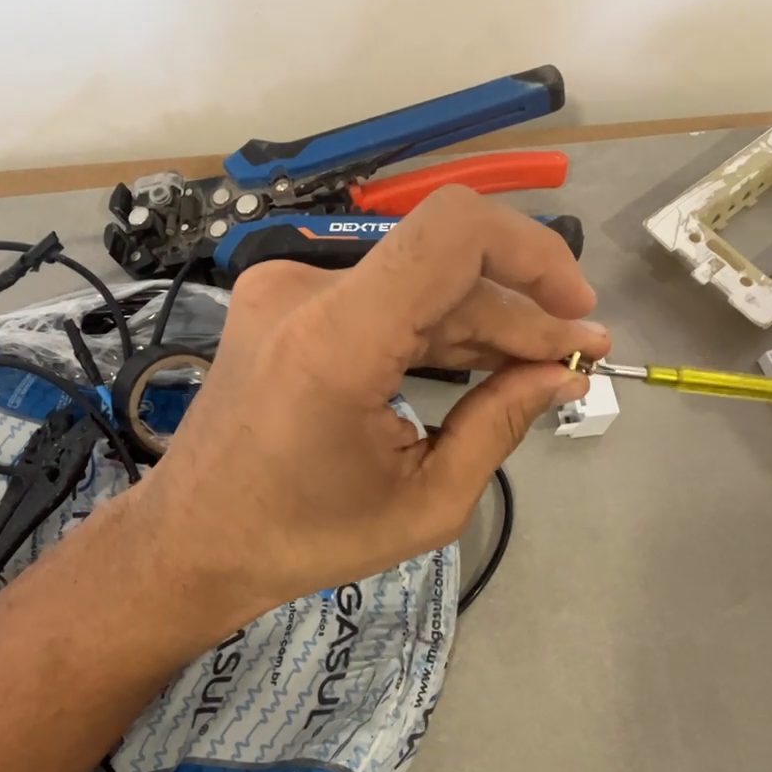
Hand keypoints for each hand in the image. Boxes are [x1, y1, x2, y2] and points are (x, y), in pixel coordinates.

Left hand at [113, 186, 607, 618]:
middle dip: (520, 312)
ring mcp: (285, 288)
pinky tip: (478, 361)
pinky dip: (434, 325)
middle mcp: (304, 291)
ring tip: (535, 370)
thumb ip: (499, 425)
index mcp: (336, 340)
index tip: (576, 313)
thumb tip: (563, 374)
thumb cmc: (303, 538)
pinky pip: (382, 296)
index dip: (534, 255)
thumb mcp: (424, 503)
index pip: (455, 233)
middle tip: (572, 364)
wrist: (194, 538)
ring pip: (417, 281)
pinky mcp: (282, 299)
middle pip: (446, 268)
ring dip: (483, 320)